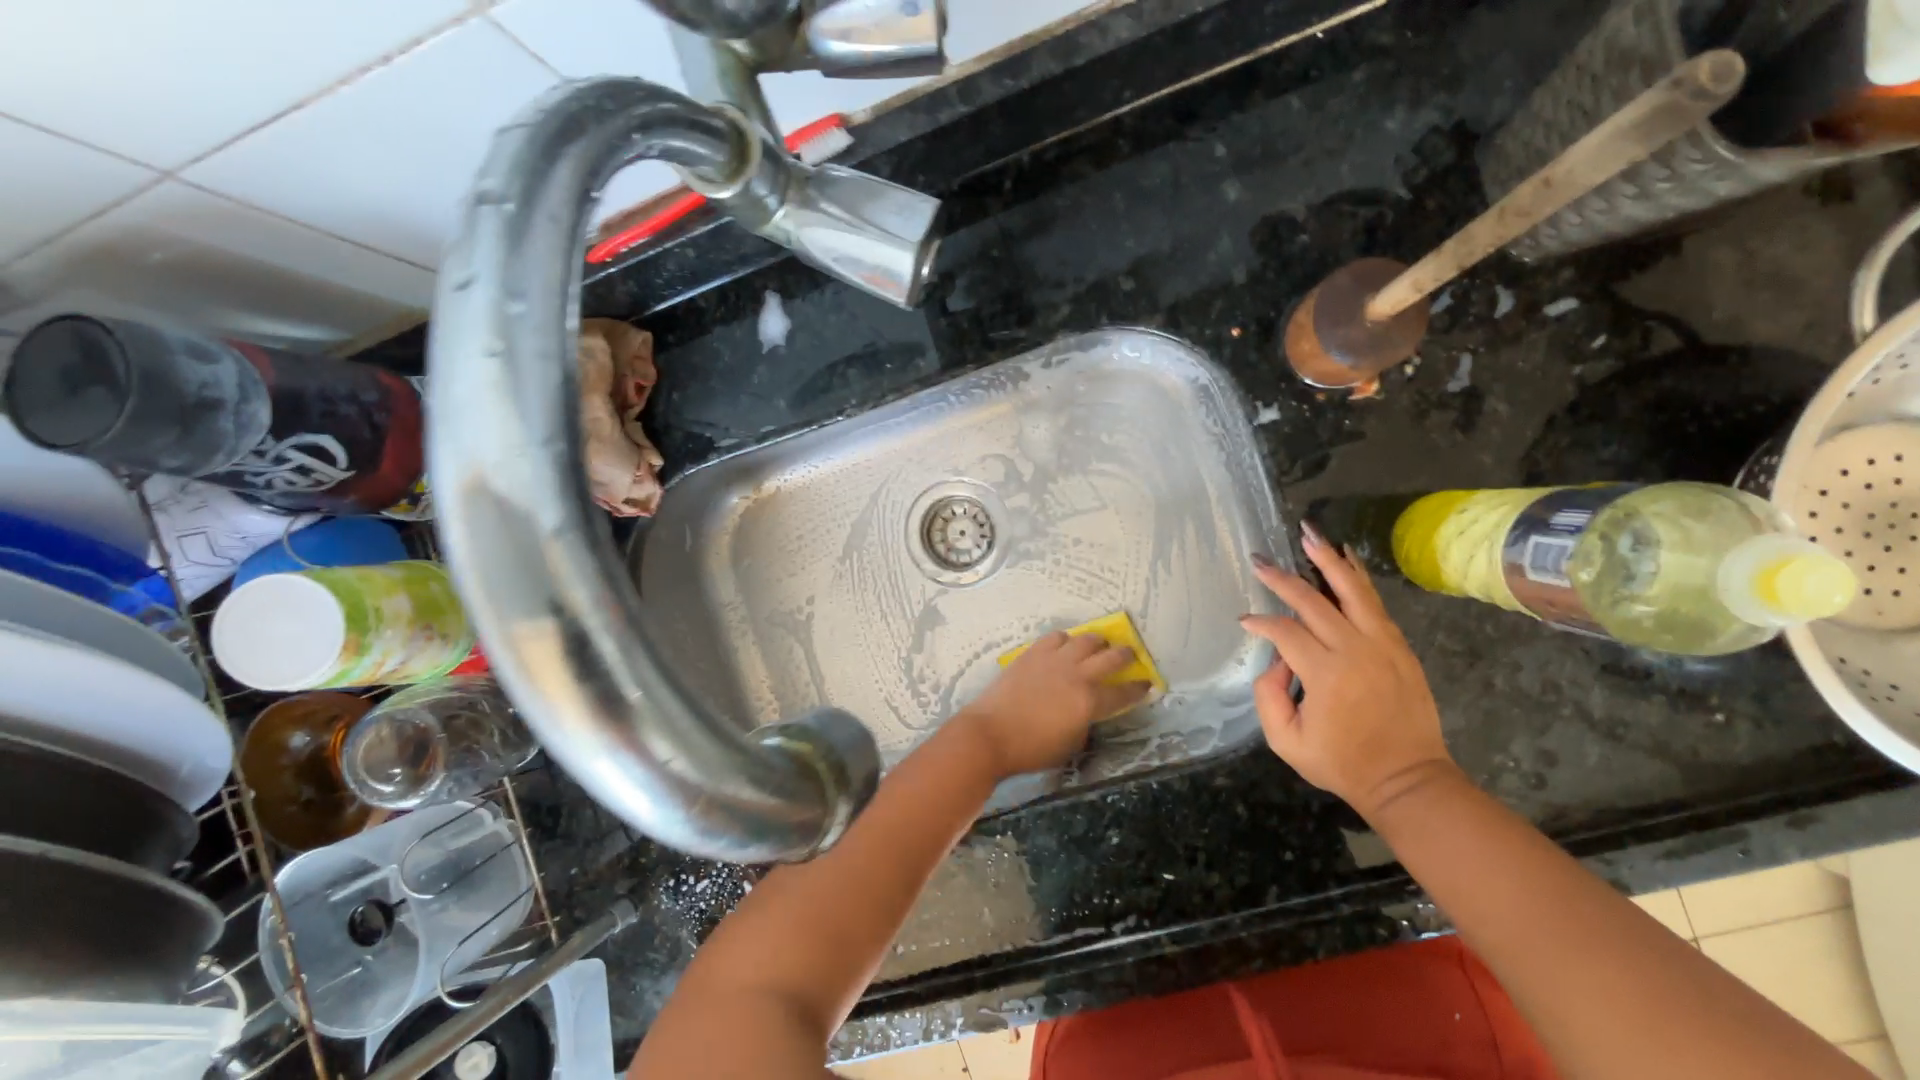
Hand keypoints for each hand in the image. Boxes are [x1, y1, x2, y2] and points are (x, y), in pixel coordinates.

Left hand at [959, 632, 1151, 778]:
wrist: (991, 734)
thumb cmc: (1032, 749)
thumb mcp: (1071, 744)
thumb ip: (1085, 723)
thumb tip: (1087, 711)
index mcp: (1089, 702)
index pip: (1123, 692)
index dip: (1138, 688)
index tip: (1146, 684)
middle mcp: (1077, 675)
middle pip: (1110, 657)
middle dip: (1125, 655)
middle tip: (1129, 655)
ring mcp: (1054, 660)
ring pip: (1084, 640)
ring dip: (1096, 641)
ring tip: (1099, 643)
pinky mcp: (1032, 654)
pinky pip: (1055, 637)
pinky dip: (1065, 640)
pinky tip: (1064, 645)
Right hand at [1240, 524, 1456, 820]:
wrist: (1407, 778)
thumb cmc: (1342, 764)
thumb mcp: (1287, 742)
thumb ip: (1267, 697)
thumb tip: (1274, 661)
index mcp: (1325, 674)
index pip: (1284, 632)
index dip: (1261, 623)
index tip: (1245, 622)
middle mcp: (1354, 649)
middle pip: (1313, 601)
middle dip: (1281, 579)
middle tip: (1259, 560)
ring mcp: (1382, 644)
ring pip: (1351, 590)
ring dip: (1327, 560)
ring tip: (1308, 534)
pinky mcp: (1398, 646)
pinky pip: (1374, 602)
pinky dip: (1357, 578)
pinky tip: (1344, 558)